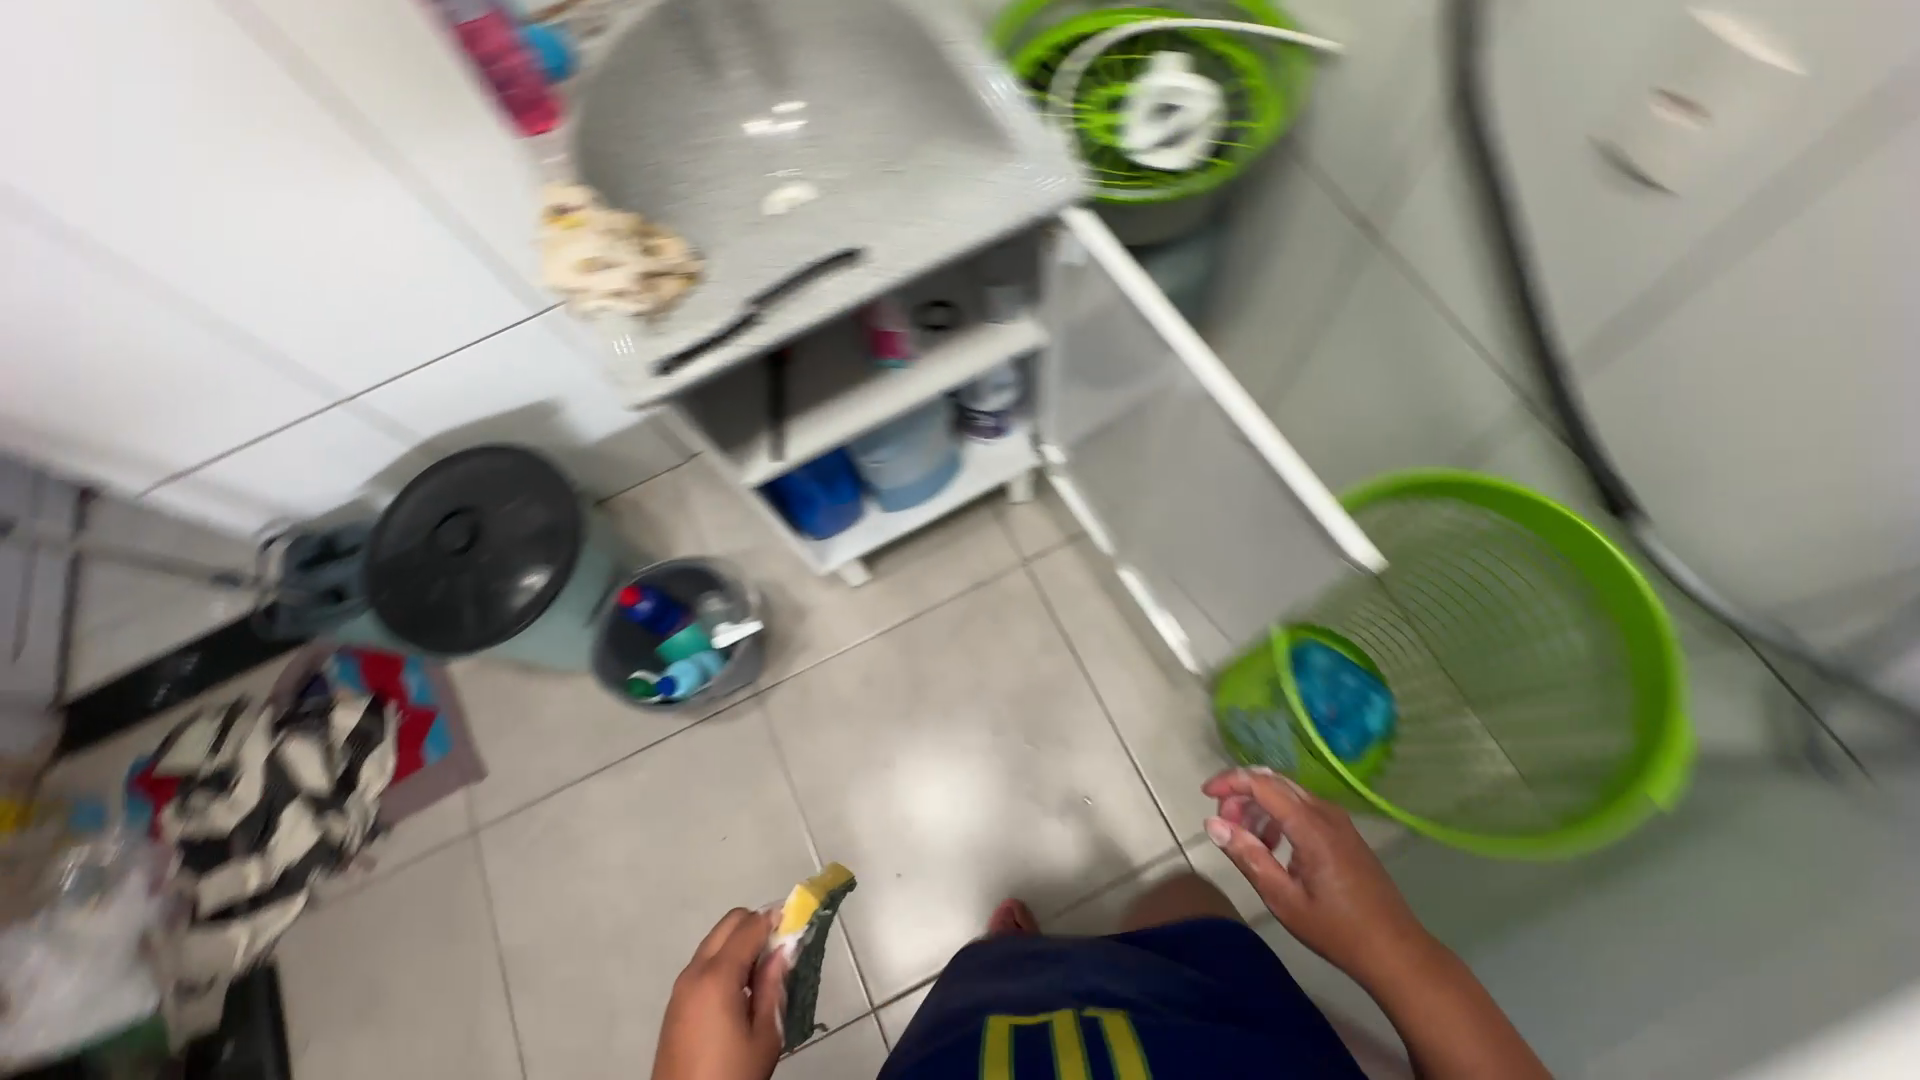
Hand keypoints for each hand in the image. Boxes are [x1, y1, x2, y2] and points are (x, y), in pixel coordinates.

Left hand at [652, 908, 790, 1079]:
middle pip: (729, 923)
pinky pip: (704, 963)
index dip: (776, 918)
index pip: (750, 926)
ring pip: (715, 941)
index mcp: (717, 977)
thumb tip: (782, 950)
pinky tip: (740, 991)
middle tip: (780, 948)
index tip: (797, 922)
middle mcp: (695, 972)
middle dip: (756, 925)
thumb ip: (772, 986)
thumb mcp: (764, 1036)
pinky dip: (725, 960)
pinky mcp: (676, 1003)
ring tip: (762, 974)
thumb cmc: (731, 1076)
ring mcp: (681, 987)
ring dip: (740, 943)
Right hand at [1202, 767, 1436, 987]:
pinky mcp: (1344, 833)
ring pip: (1288, 794)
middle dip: (1242, 795)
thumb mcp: (1282, 898)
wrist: (1395, 951)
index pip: (1262, 784)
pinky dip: (1279, 815)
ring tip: (1246, 840)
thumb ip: (1248, 856)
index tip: (1205, 794)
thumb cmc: (1336, 929)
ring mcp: (1339, 821)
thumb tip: (1213, 825)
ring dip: (1259, 806)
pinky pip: (1303, 808)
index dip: (1230, 782)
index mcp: (1311, 827)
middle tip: (1224, 826)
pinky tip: (1273, 846)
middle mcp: (1326, 813)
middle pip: (1274, 783)